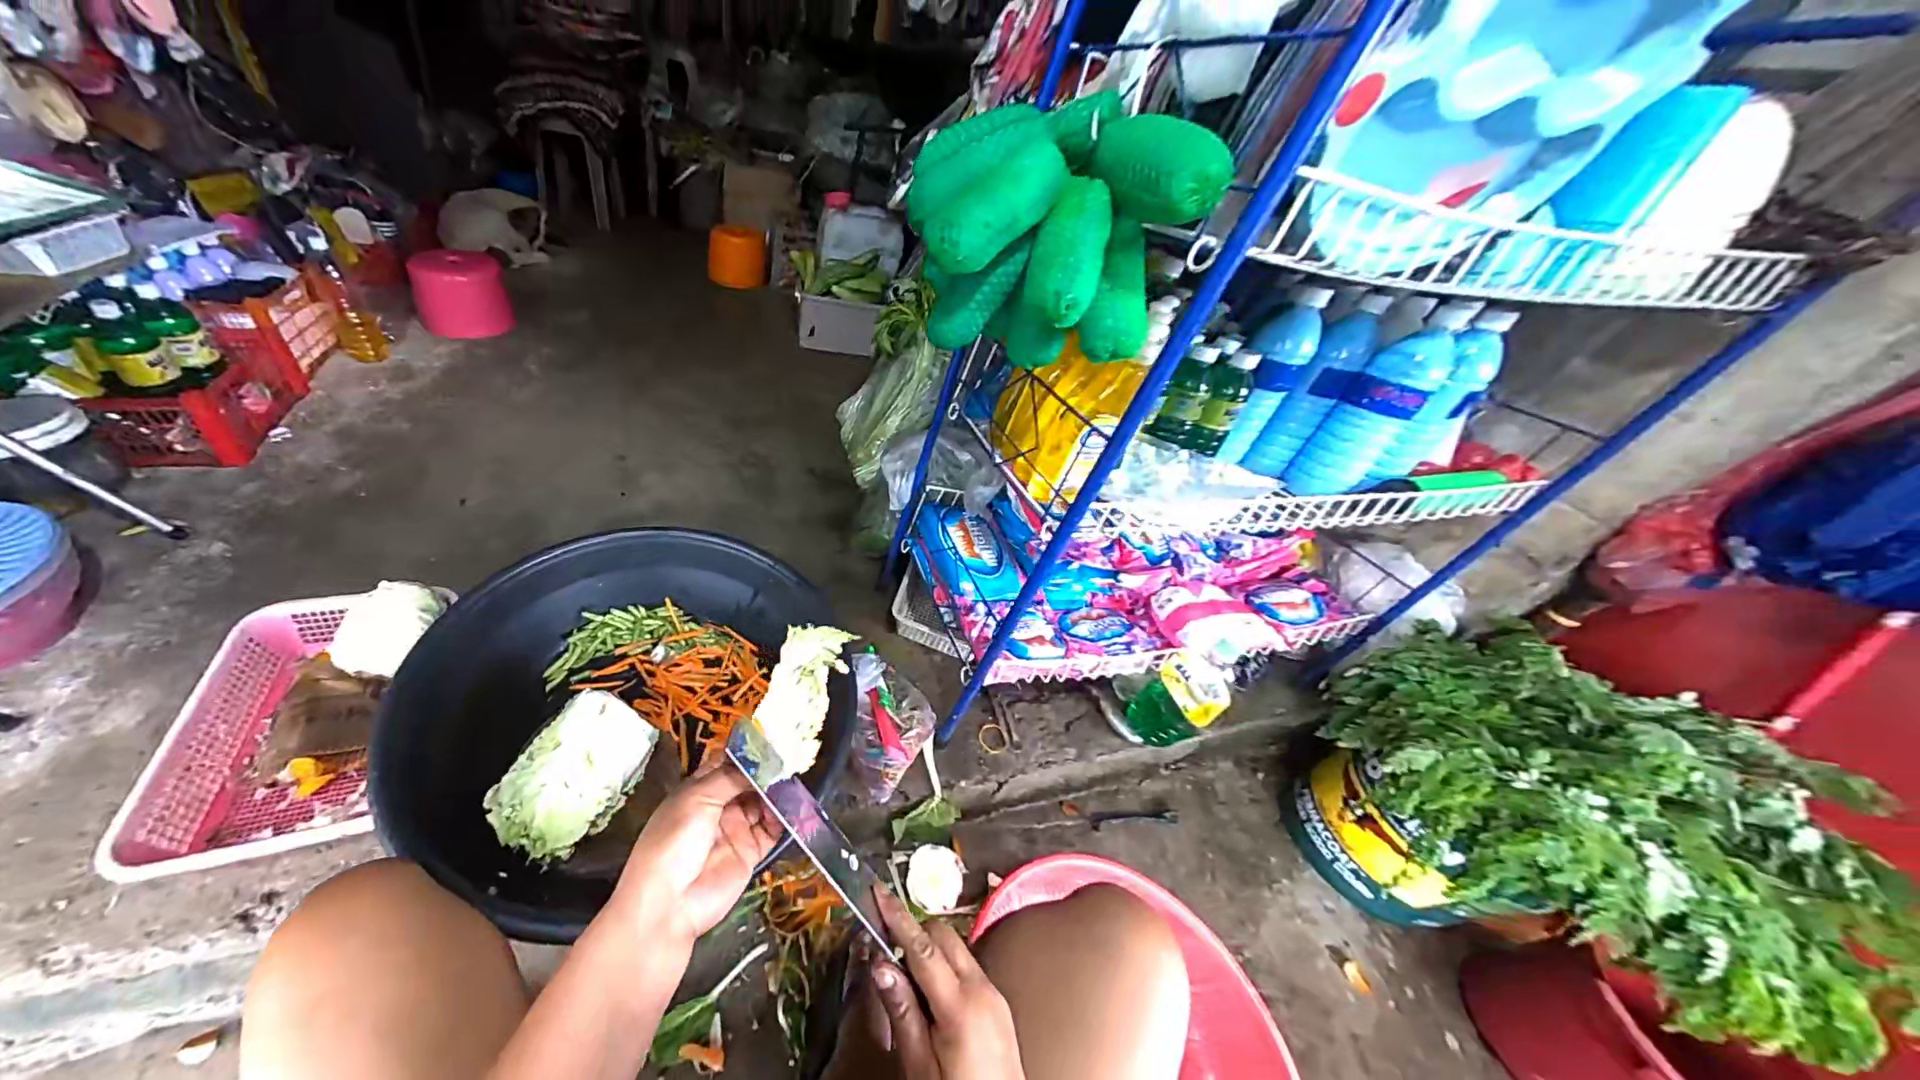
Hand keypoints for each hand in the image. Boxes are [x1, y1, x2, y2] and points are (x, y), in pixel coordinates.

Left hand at [610, 763, 780, 944]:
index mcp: (699, 790)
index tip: (773, 739)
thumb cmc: (673, 843)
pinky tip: (794, 807)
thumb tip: (760, 761)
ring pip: (763, 803)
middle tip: (793, 757)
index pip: (727, 763)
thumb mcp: (697, 800)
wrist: (669, 905)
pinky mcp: (750, 851)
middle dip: (768, 772)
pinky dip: (784, 818)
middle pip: (749, 782)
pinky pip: (772, 829)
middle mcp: (719, 806)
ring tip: (796, 780)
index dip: (748, 753)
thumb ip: (731, 777)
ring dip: (777, 793)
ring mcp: (736, 829)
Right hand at [865, 885, 1025, 1079]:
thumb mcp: (919, 1066)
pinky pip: (968, 967)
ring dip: (929, 950)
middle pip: (943, 936)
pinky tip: (929, 994)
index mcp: (961, 1004)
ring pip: (957, 948)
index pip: (923, 947)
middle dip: (914, 932)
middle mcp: (983, 987)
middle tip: (884, 945)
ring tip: (903, 976)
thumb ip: (902, 1011)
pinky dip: (945, 967)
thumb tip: (879, 963)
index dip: (898, 917)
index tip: (879, 892)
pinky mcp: (999, 1001)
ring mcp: (995, 992)